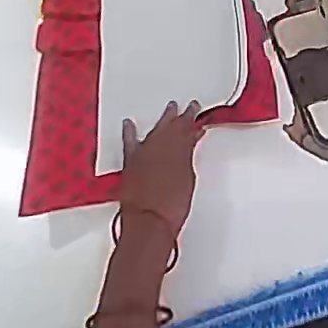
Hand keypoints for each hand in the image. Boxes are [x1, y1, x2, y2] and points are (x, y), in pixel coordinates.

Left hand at [119, 101, 206, 237]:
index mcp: (181, 151)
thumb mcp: (188, 180)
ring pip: (157, 129)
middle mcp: (162, 147)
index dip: (195, 122)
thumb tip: (187, 150)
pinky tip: (128, 123)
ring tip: (171, 108)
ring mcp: (145, 152)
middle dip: (183, 115)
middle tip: (190, 106)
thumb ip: (187, 161)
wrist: (149, 221)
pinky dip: (129, 131)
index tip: (198, 115)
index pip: (189, 130)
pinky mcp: (131, 161)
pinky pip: (130, 141)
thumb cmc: (172, 207)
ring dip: (165, 119)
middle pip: (174, 126)